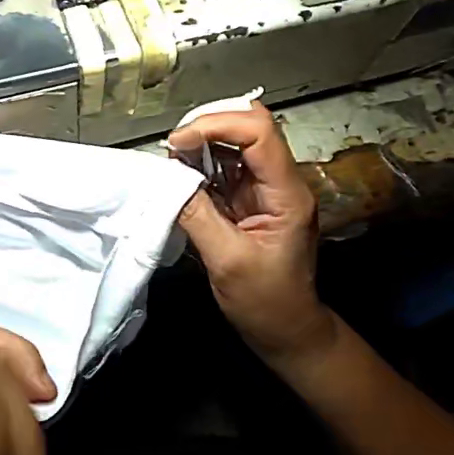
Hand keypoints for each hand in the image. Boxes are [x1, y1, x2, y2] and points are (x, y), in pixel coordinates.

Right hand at [170, 104, 336, 367]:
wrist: (286, 330)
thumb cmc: (266, 303)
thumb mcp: (228, 262)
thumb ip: (198, 215)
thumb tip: (167, 180)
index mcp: (287, 193)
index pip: (259, 132)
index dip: (217, 124)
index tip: (180, 142)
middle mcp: (280, 182)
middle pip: (250, 127)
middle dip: (208, 127)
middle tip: (173, 147)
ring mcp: (265, 189)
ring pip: (236, 144)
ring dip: (201, 145)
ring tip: (172, 161)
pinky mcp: (250, 200)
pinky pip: (225, 168)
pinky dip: (200, 165)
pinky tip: (180, 176)